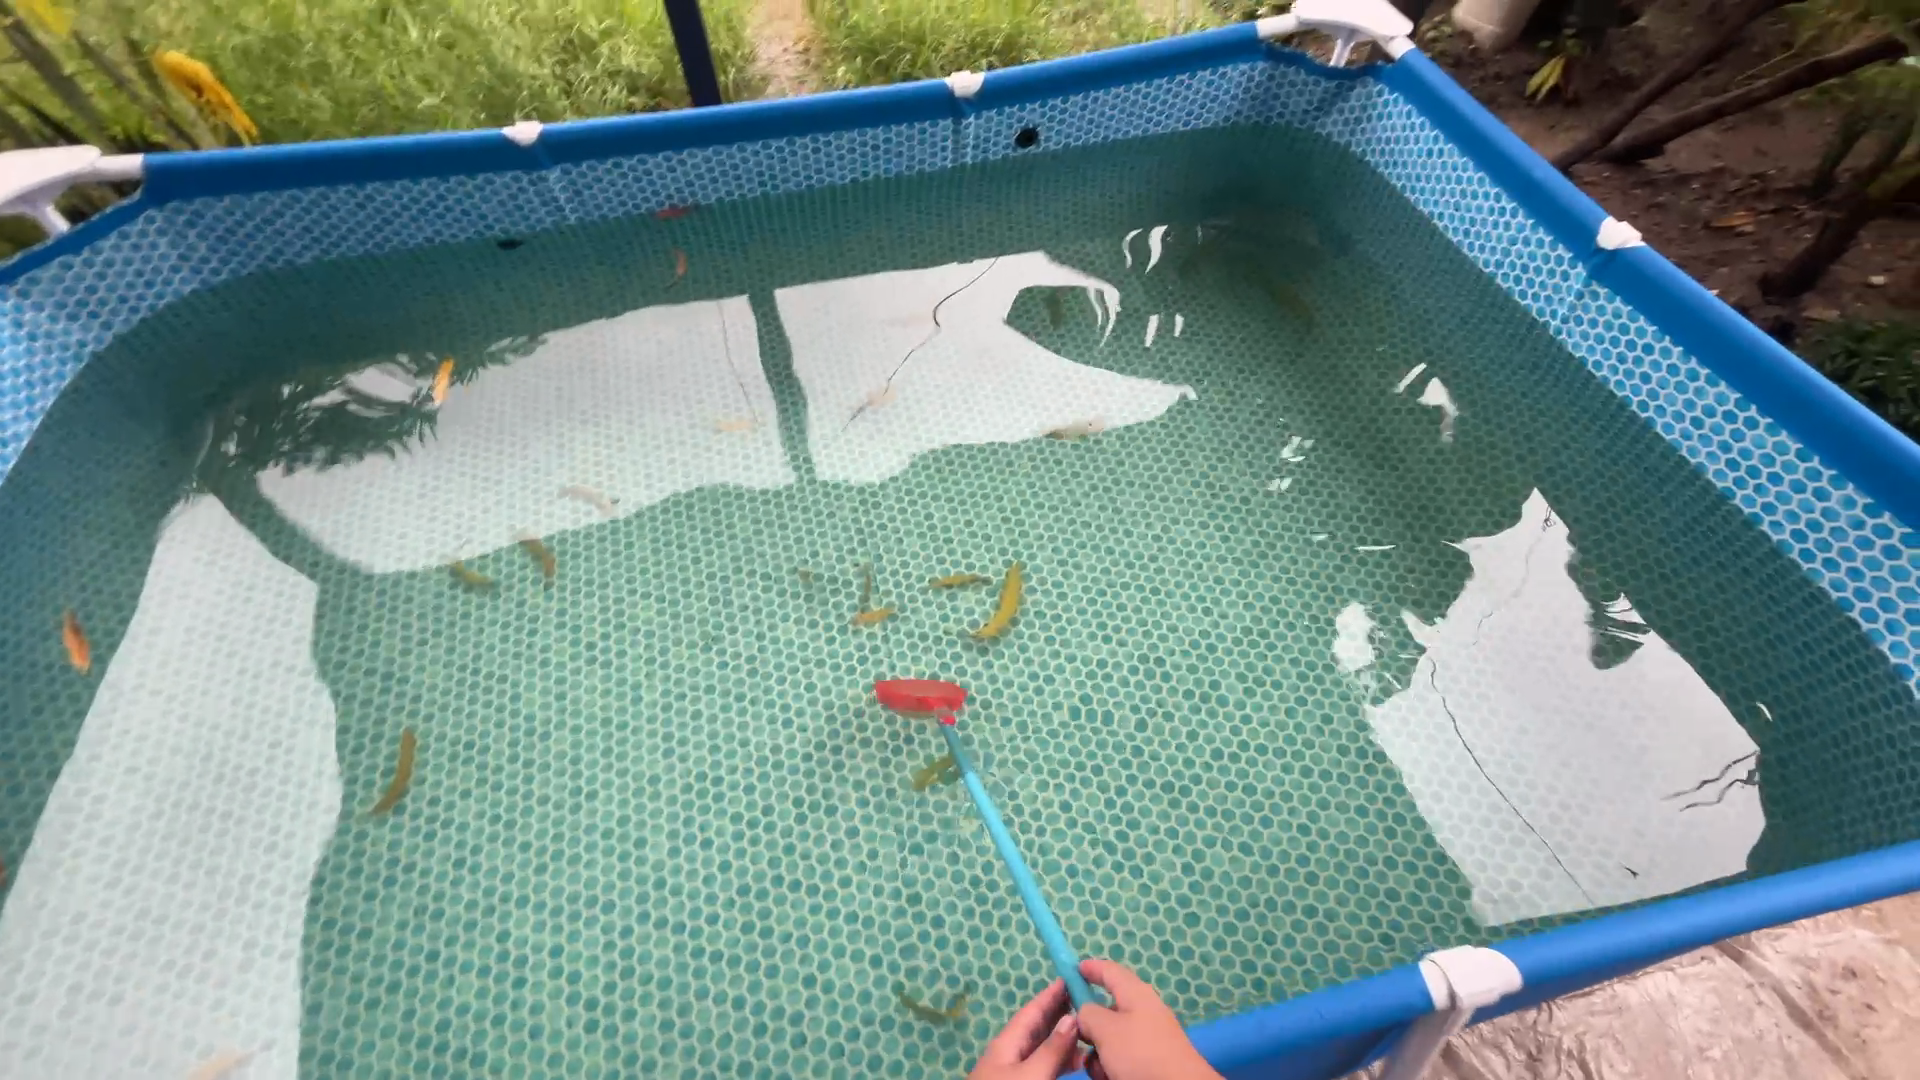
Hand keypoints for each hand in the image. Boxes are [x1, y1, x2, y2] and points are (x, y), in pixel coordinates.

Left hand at [968, 978, 1085, 1079]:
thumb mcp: (1030, 1074)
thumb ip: (1051, 1049)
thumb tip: (1071, 1018)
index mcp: (1009, 1041)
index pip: (1033, 1010)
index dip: (1051, 993)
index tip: (1071, 977)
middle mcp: (1012, 1053)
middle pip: (1038, 1027)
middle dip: (1060, 1013)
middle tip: (1086, 1001)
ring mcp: (1017, 1072)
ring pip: (1043, 1049)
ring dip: (1064, 1039)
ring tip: (1087, 1031)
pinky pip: (1044, 1067)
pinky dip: (1060, 1061)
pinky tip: (1077, 1062)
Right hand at [1076, 959, 1222, 1079]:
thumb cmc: (1141, 1054)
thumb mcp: (1106, 1029)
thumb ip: (1087, 1014)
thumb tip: (1084, 1013)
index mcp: (1134, 993)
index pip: (1108, 970)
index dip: (1088, 968)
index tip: (1070, 971)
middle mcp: (1142, 1011)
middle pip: (1107, 1008)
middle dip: (1088, 1022)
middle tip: (1073, 1034)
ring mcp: (1148, 1038)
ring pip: (1112, 1037)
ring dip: (1098, 1049)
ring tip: (1093, 1065)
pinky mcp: (1151, 1062)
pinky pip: (1123, 1056)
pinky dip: (1111, 1064)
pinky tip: (1106, 1076)